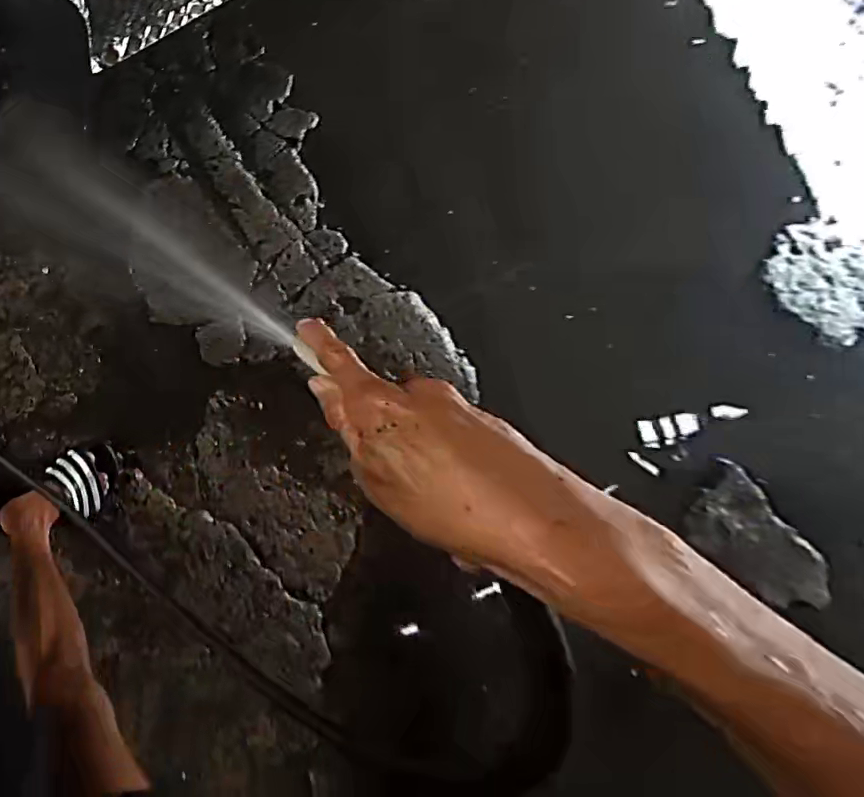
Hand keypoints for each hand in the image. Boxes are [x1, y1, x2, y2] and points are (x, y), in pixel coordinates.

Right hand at [297, 318, 615, 595]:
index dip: (319, 345)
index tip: (307, 329)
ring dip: (415, 454)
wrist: (556, 533)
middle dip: (375, 428)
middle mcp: (423, 397)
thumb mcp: (377, 481)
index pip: (339, 363)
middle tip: (379, 469)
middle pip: (380, 399)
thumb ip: (348, 434)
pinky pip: (452, 441)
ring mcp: (461, 409)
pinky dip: (448, 468)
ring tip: (428, 502)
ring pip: (418, 425)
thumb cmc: (466, 512)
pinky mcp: (492, 426)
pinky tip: (459, 507)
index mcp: (383, 406)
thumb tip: (330, 398)